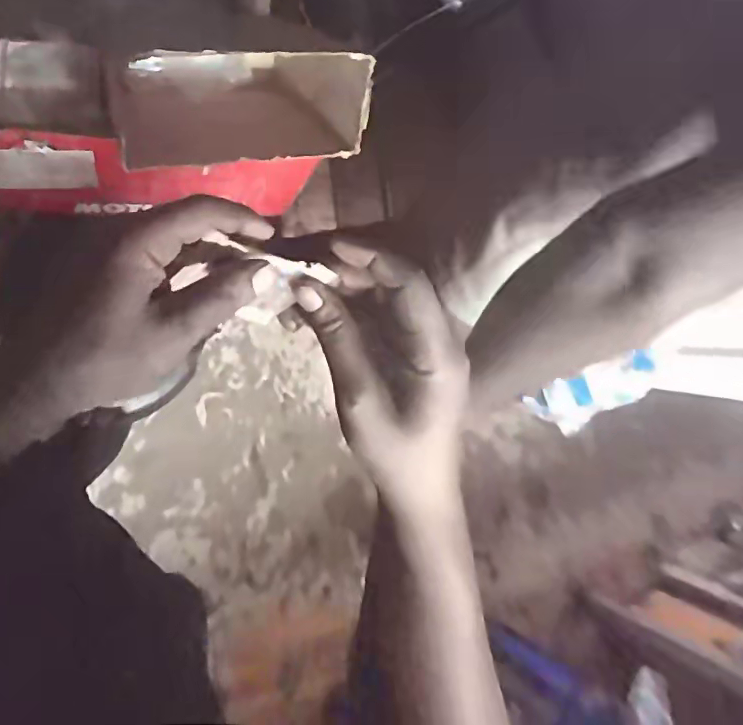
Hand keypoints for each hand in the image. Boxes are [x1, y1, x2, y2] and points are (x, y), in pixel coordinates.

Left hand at [0, 196, 273, 421]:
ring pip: (173, 233)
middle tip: (263, 253)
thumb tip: (263, 270)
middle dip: (229, 232)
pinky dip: (186, 259)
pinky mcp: (106, 261)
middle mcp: (123, 230)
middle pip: (187, 217)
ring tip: (243, 267)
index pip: (200, 210)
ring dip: (209, 246)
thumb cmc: (104, 360)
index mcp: (137, 240)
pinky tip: (206, 279)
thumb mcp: (170, 335)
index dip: (241, 218)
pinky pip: (156, 248)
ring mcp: (111, 244)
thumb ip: (218, 298)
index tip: (271, 236)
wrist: (36, 382)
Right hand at [295, 239, 470, 519]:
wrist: (419, 494)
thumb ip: (336, 338)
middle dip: (352, 267)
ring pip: (386, 293)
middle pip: (398, 281)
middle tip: (304, 263)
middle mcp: (439, 334)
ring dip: (346, 283)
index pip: (410, 283)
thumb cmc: (394, 455)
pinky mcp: (410, 347)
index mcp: (439, 348)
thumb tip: (304, 286)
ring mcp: (426, 339)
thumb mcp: (359, 399)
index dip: (372, 257)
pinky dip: (349, 304)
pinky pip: (380, 312)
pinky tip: (317, 305)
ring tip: (303, 281)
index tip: (328, 247)